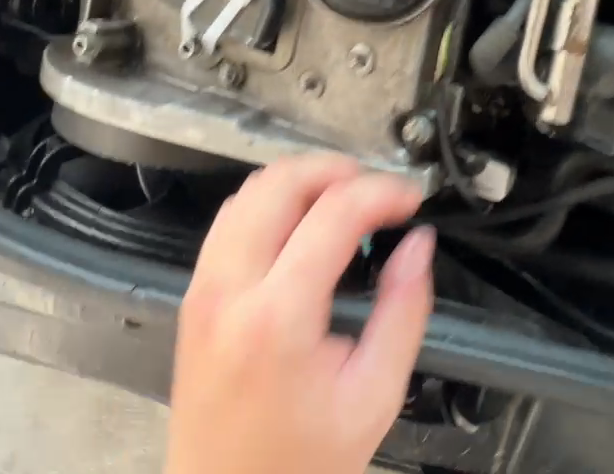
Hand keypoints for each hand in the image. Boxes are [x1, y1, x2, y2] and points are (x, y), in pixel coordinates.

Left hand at [166, 156, 434, 473]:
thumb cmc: (299, 463)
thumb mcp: (374, 395)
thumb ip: (404, 311)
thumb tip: (417, 246)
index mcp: (277, 317)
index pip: (334, 213)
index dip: (382, 191)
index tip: (411, 198)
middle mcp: (229, 290)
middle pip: (280, 182)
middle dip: (338, 170)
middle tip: (378, 192)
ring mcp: (204, 288)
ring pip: (249, 190)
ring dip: (303, 180)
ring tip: (346, 201)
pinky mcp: (196, 294)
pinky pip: (230, 218)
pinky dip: (271, 202)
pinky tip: (302, 222)